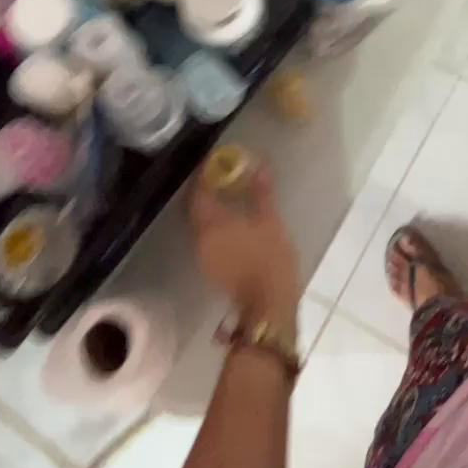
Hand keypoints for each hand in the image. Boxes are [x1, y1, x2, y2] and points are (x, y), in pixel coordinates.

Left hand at [188, 164, 299, 324]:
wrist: (269, 304)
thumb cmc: (271, 258)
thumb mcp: (270, 221)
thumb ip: (261, 193)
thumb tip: (258, 167)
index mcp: (213, 225)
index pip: (200, 194)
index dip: (205, 176)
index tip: (215, 162)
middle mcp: (201, 239)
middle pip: (196, 209)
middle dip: (206, 191)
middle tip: (222, 177)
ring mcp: (204, 256)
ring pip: (200, 224)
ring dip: (210, 209)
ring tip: (228, 196)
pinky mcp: (211, 268)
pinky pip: (207, 238)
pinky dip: (214, 225)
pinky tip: (231, 221)